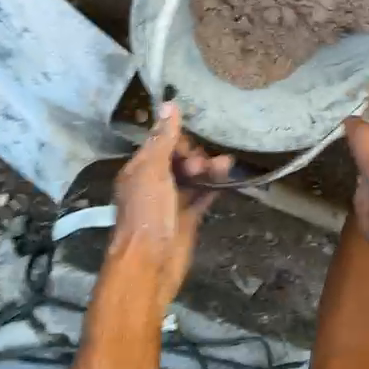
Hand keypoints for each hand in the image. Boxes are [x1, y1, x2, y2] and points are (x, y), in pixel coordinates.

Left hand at [109, 103, 232, 304]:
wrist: (150, 264)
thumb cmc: (147, 214)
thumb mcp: (153, 171)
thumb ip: (163, 138)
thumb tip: (169, 103)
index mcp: (139, 170)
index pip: (161, 144)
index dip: (178, 141)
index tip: (190, 148)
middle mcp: (154, 183)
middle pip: (179, 159)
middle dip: (195, 155)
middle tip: (203, 165)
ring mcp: (171, 202)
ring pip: (193, 177)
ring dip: (209, 168)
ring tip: (225, 167)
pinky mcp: (187, 218)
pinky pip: (203, 196)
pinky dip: (214, 186)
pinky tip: (228, 179)